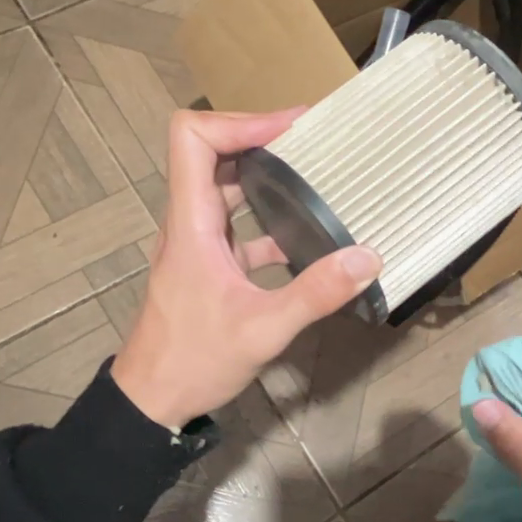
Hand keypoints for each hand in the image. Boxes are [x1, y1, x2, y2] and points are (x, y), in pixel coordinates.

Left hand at [111, 109, 381, 428]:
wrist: (153, 400)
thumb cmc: (194, 360)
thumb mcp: (263, 330)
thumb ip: (315, 293)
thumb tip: (368, 257)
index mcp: (192, 223)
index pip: (191, 138)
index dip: (238, 121)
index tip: (289, 128)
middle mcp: (191, 223)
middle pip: (212, 154)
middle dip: (261, 140)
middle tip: (315, 142)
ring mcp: (198, 245)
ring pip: (227, 189)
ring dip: (268, 178)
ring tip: (318, 176)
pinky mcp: (209, 267)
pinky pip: (240, 227)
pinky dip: (271, 221)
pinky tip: (308, 237)